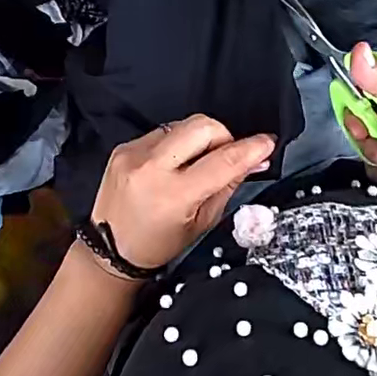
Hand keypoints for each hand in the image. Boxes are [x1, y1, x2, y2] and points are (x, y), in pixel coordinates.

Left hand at [90, 115, 275, 271]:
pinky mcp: (124, 147)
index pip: (223, 160)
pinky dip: (178, 144)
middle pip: (203, 126)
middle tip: (226, 156)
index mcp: (173, 194)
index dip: (251, 148)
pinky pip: (164, 131)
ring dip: (200, 140)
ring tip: (197, 164)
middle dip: (224, 136)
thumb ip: (229, 184)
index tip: (268, 142)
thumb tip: (256, 159)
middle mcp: (150, 168)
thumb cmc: (158, 243)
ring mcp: (133, 153)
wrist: (108, 250)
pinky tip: (174, 165)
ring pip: (184, 125)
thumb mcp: (202, 221)